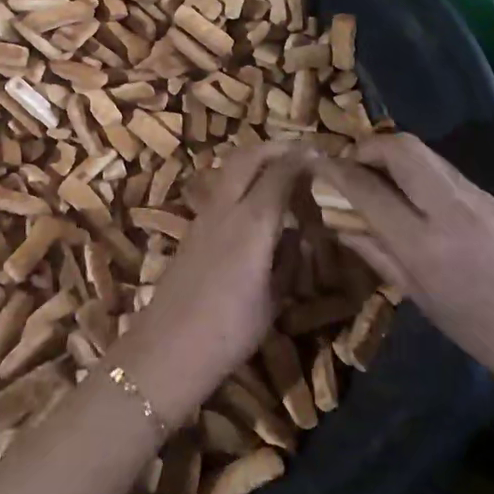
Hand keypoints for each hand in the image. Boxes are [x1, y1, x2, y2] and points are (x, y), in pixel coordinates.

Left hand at [105, 142, 310, 424]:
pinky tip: (255, 206)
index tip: (323, 154)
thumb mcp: (274, 298)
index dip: (302, 158)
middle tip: (300, 151)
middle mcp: (225, 208)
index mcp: (253, 221)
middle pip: (246, 157)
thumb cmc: (230, 328)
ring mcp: (203, 217)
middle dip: (273, 147)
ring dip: (254, 162)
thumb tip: (296, 233)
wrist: (169, 346)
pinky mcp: (190, 230)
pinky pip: (219, 193)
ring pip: (228, 171)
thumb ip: (288, 260)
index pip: (280, 172)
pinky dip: (240, 184)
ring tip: (280, 173)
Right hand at [313, 135, 493, 397]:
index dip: (335, 171)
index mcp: (423, 244)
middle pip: (401, 147)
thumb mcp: (423, 301)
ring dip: (392, 157)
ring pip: (424, 154)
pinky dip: (416, 173)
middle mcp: (449, 209)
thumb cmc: (488, 335)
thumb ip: (379, 256)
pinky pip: (444, 172)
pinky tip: (410, 199)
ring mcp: (477, 199)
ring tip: (375, 181)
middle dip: (367, 147)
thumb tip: (342, 227)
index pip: (366, 188)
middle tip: (350, 167)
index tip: (317, 166)